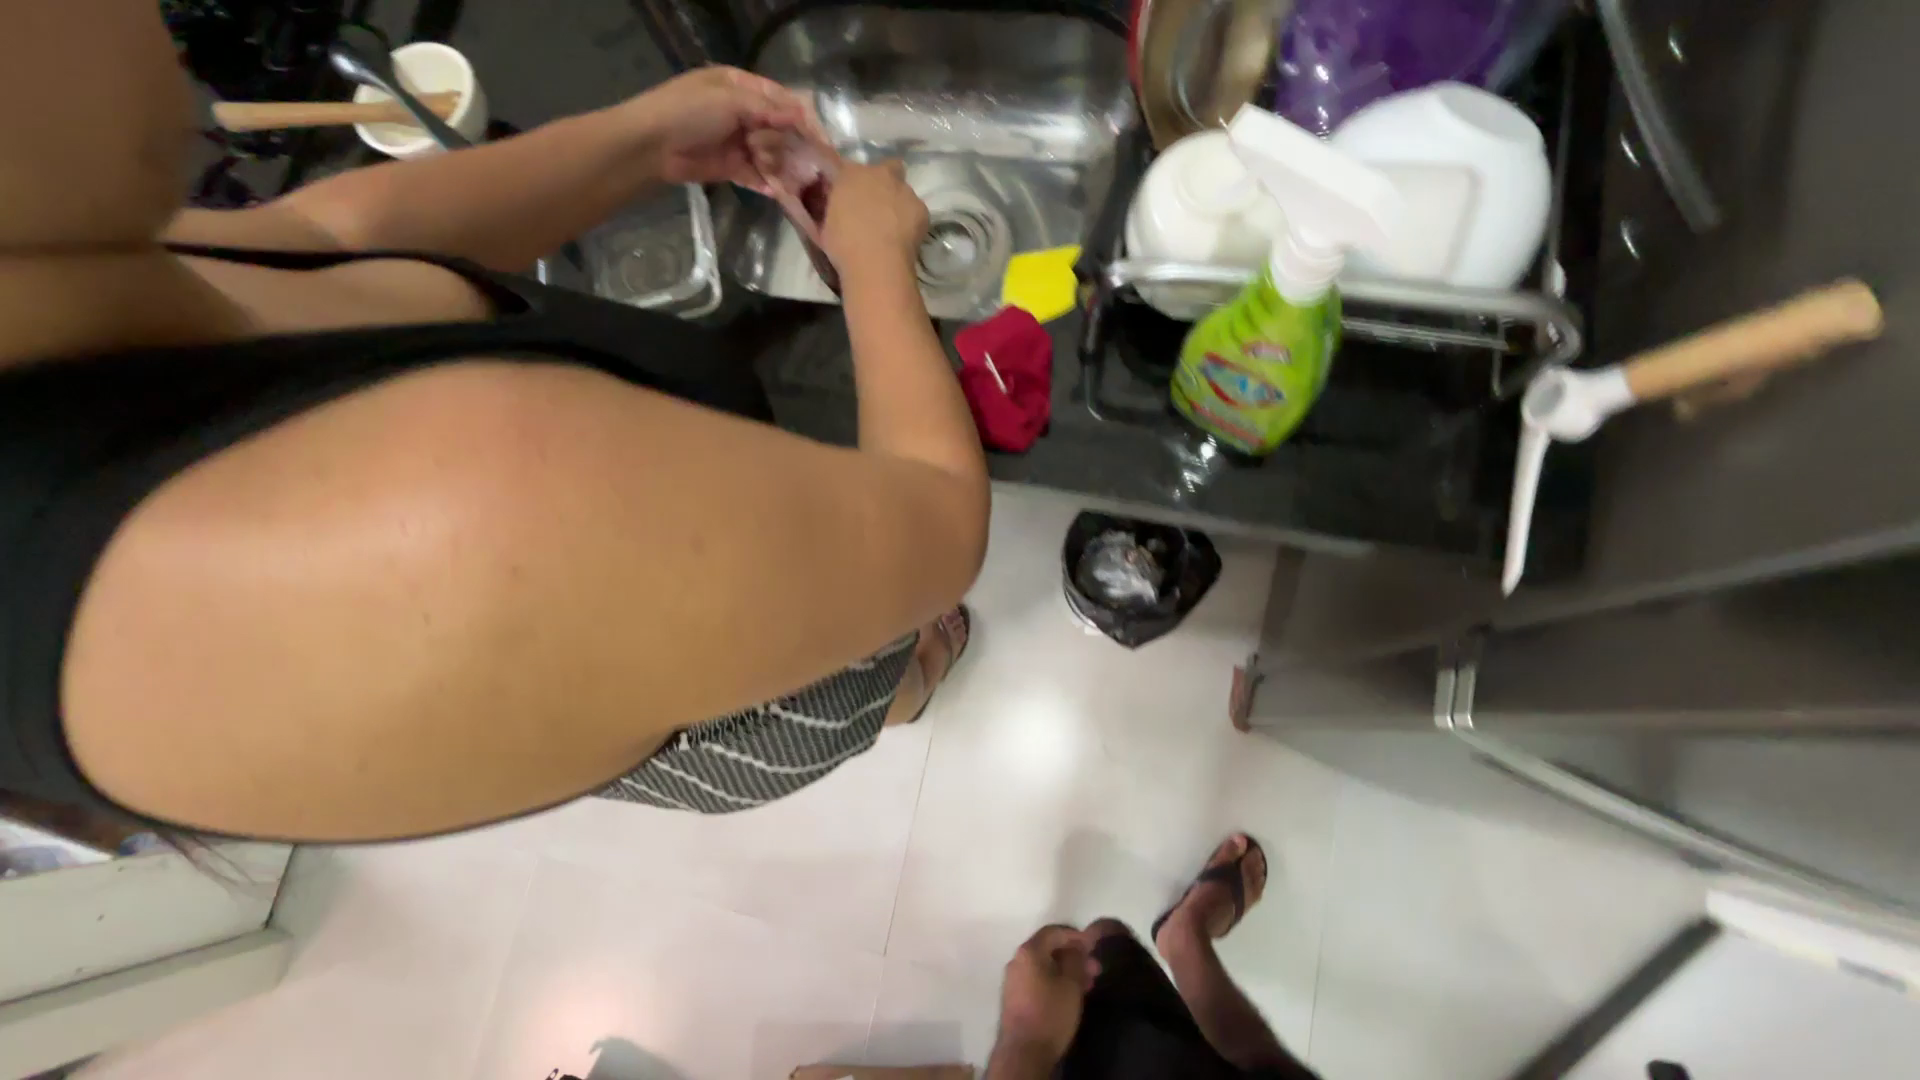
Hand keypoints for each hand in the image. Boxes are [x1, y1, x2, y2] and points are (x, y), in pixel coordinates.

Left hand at [624, 66, 818, 187]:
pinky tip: (775, 190)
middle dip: (783, 142)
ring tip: (766, 167)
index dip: (801, 117)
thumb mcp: (729, 99)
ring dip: (775, 163)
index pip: (781, 100)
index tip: (818, 138)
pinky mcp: (731, 168)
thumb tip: (801, 115)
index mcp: (741, 87)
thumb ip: (766, 108)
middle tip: (775, 151)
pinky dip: (767, 183)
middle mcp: (742, 113)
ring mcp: (737, 142)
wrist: (651, 145)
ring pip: (771, 154)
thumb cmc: (688, 111)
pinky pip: (757, 176)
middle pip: (779, 129)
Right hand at [821, 160, 927, 279]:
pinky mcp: (922, 208)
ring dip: (900, 203)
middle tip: (879, 205)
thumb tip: (841, 208)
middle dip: (885, 182)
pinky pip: (917, 210)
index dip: (854, 182)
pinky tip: (906, 237)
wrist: (875, 262)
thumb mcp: (826, 223)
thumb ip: (835, 208)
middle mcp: (878, 173)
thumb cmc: (843, 245)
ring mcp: (903, 189)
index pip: (851, 168)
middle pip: (887, 168)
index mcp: (849, 173)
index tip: (853, 197)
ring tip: (893, 228)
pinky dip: (913, 220)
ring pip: (904, 190)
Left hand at [995, 925, 1099, 1064]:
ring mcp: (1013, 979)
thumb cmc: (1050, 1013)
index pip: (1053, 932)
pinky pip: (1037, 979)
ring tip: (1087, 984)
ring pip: (1044, 966)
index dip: (1075, 936)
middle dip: (1073, 957)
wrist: (1024, 1051)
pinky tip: (1070, 994)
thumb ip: (1076, 959)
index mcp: (1029, 951)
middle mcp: (1017, 960)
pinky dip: (1054, 981)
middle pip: (1048, 949)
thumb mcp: (1071, 984)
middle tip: (1094, 969)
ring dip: (1066, 971)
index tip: (1092, 947)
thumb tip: (1077, 945)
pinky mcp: (1014, 997)